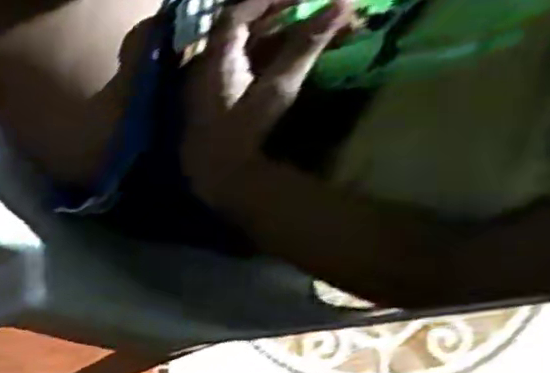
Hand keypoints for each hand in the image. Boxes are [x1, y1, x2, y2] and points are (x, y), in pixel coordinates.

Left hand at [182, 0, 352, 205]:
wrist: (215, 178)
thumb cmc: (241, 133)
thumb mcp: (277, 87)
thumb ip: (306, 44)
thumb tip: (343, 1)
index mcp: (214, 64)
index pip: (234, 16)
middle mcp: (206, 72)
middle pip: (242, 29)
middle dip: (282, 11)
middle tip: (319, 3)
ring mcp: (211, 87)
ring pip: (248, 47)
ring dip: (283, 32)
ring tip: (324, 22)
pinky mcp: (220, 101)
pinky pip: (247, 66)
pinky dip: (275, 53)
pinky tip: (305, 49)